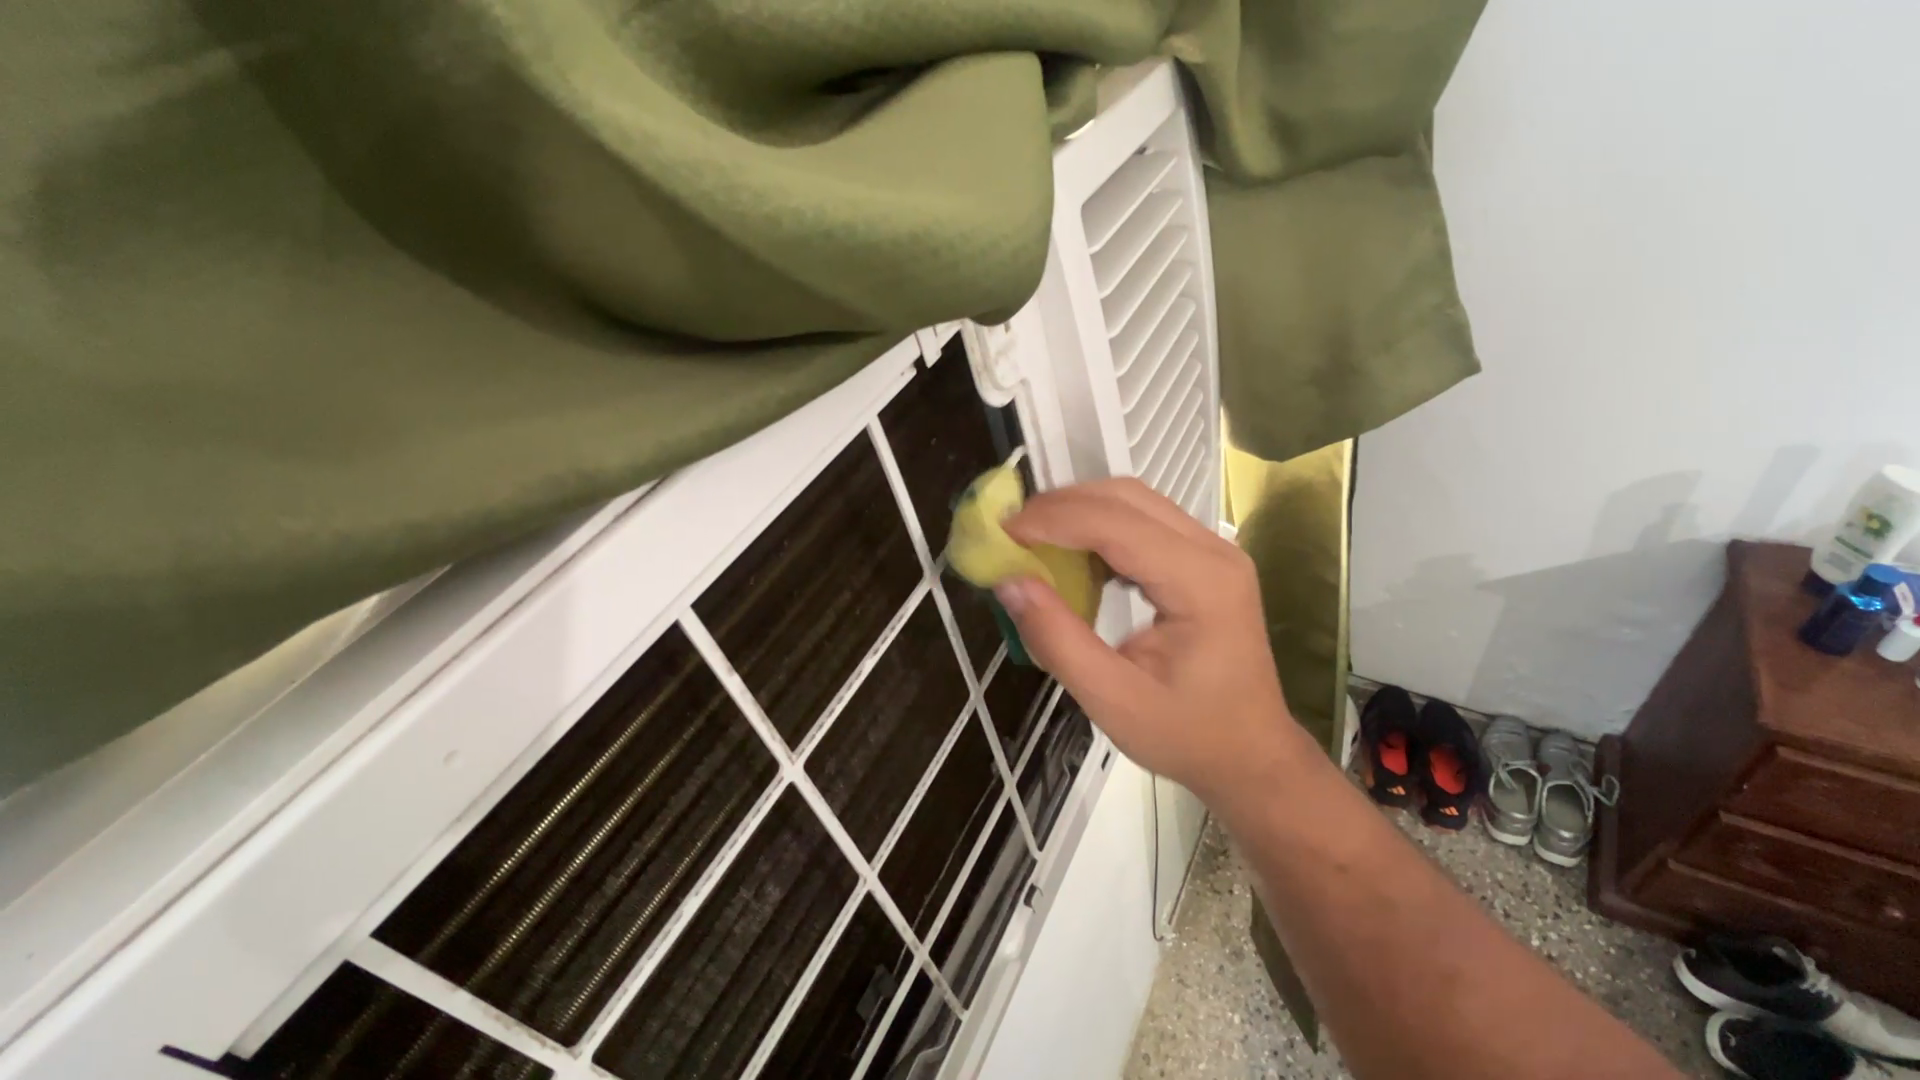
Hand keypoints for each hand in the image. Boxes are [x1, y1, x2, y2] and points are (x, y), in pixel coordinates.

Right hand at [992, 479, 1305, 803]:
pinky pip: (1146, 522)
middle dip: (1062, 505)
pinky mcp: (1206, 561)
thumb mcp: (1112, 699)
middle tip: (1012, 532)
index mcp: (1201, 583)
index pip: (1116, 524)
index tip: (1001, 533)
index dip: (1053, 520)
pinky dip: (1100, 527)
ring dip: (1080, 511)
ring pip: (1136, 501)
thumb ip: (1057, 638)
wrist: (1249, 754)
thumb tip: (1008, 581)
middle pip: (1128, 497)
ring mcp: (1215, 552)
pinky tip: (1072, 555)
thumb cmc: (1186, 735)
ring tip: (1032, 540)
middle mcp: (1214, 552)